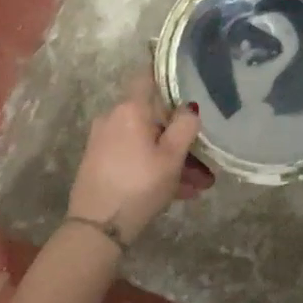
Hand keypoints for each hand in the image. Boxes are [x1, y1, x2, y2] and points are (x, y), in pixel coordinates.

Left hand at [68, 74, 206, 244]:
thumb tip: (189, 107)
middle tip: (205, 160)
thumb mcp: (171, 158)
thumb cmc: (139, 185)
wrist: (97, 227)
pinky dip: (155, 168)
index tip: (186, 78)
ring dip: (173, 159)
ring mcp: (104, 142)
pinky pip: (135, 158)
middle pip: (153, 118)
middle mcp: (113, 118)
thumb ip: (185, 127)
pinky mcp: (100, 163)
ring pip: (147, 143)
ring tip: (198, 185)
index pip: (147, 76)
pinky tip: (180, 192)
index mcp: (130, 109)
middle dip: (180, 138)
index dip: (166, 74)